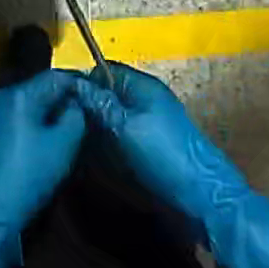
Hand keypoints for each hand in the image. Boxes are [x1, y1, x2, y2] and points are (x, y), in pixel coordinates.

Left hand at [0, 68, 86, 267]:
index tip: (99, 97)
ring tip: (68, 132)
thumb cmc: (25, 177)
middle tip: (86, 117)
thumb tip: (76, 102)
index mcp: (17, 94)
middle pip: (38, 90)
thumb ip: (75, 118)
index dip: (79, 84)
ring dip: (47, 116)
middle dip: (63, 101)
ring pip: (25, 107)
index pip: (54, 77)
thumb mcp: (61, 148)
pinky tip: (41, 145)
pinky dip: (30, 127)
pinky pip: (12, 121)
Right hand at [75, 63, 268, 267]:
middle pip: (109, 91)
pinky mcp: (155, 143)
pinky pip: (124, 132)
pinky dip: (111, 139)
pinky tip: (99, 153)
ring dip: (99, 125)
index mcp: (143, 85)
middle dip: (89, 104)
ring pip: (115, 113)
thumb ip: (98, 102)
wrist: (206, 199)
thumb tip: (72, 82)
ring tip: (80, 139)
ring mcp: (153, 121)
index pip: (104, 68)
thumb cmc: (163, 154)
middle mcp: (147, 98)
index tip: (62, 97)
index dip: (83, 79)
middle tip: (68, 121)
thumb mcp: (125, 126)